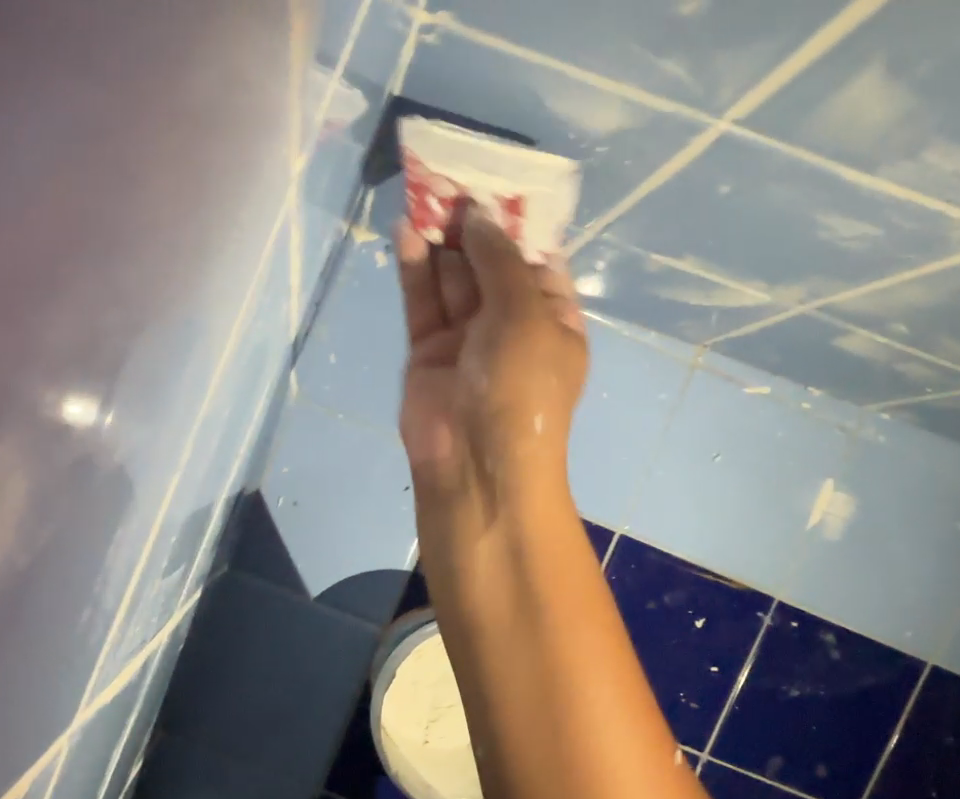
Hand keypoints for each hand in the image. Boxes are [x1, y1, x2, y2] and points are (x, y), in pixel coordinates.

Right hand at [395, 209, 587, 527]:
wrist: (475, 462)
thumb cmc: (521, 386)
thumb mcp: (526, 315)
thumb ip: (499, 260)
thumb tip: (477, 213)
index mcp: (553, 319)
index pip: (538, 259)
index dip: (518, 221)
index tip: (496, 179)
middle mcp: (511, 325)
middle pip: (490, 262)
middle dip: (473, 223)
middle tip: (450, 174)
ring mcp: (467, 338)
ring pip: (452, 277)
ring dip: (441, 238)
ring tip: (424, 189)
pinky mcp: (428, 350)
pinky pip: (422, 301)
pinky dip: (415, 267)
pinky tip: (406, 230)